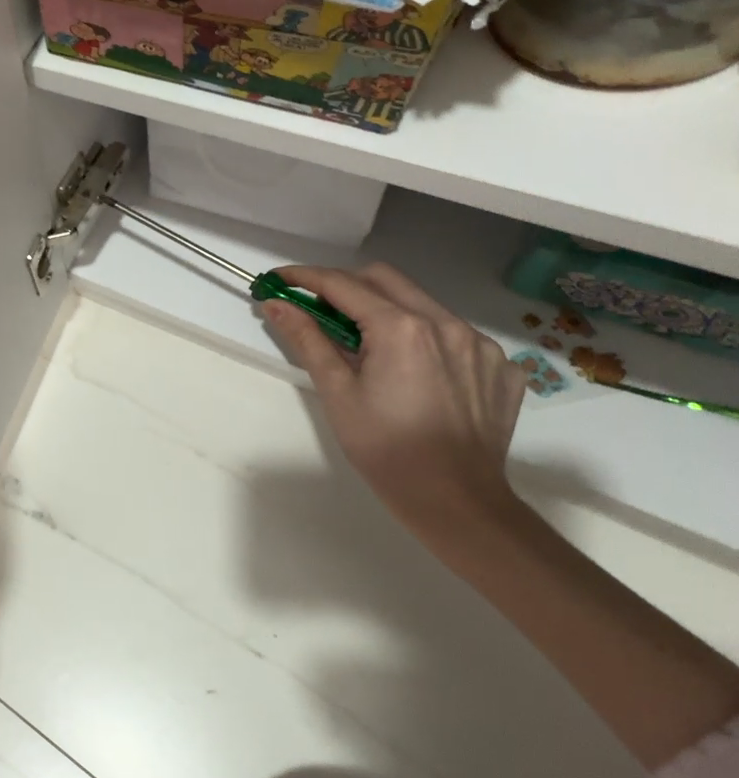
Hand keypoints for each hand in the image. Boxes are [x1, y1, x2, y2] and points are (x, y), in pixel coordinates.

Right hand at [264, 264, 527, 535]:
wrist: (455, 498)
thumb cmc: (384, 446)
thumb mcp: (336, 391)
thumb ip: (307, 339)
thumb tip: (276, 305)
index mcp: (401, 328)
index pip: (342, 284)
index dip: (303, 278)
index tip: (277, 282)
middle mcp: (447, 324)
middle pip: (385, 280)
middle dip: (345, 285)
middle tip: (317, 310)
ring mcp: (480, 345)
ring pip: (422, 304)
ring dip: (386, 311)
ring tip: (367, 348)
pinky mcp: (501, 368)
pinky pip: (455, 335)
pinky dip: (425, 340)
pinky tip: (415, 373)